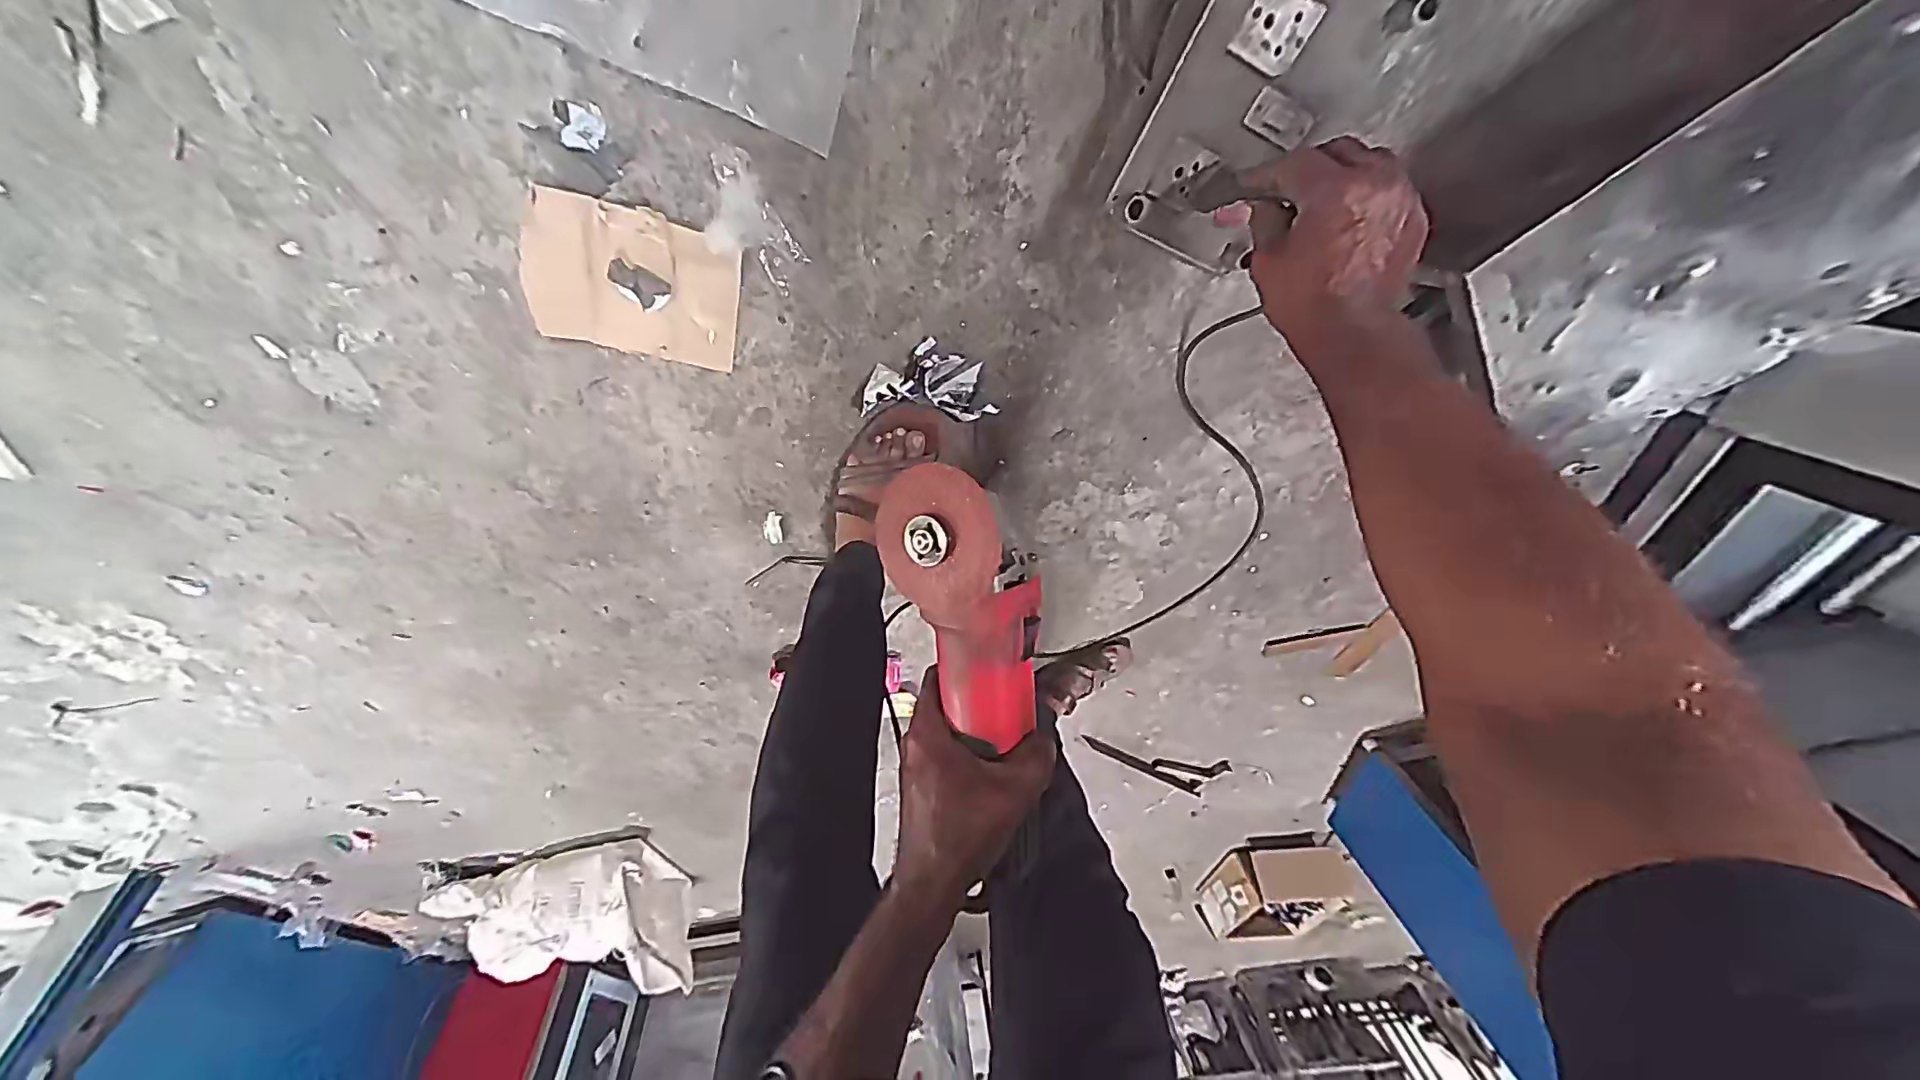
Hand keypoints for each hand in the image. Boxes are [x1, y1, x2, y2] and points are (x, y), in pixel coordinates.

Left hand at [893, 666, 1056, 901]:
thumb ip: (1037, 755)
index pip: (938, 677)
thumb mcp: (1015, 791)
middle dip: (977, 705)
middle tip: (1003, 715)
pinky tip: (988, 777)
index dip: (966, 669)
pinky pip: (943, 753)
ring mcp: (915, 766)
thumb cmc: (957, 840)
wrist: (933, 882)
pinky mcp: (920, 784)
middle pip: (946, 703)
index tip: (989, 673)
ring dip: (974, 733)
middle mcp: (915, 745)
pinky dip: (966, 754)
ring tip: (1000, 750)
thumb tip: (1042, 739)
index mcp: (927, 735)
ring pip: (946, 730)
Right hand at [1240, 136, 1428, 333]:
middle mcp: (1375, 186)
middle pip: (1338, 153)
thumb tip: (1265, 207)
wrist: (1351, 333)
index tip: (1254, 183)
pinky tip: (1344, 216)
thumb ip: (1265, 221)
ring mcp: (1399, 200)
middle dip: (1307, 169)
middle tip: (1284, 189)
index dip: (1267, 174)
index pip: (1295, 163)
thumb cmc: (1314, 305)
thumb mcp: (1269, 260)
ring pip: (1368, 164)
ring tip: (1317, 200)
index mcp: (1334, 191)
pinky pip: (1388, 189)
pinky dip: (1364, 196)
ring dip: (1340, 177)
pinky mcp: (1412, 219)